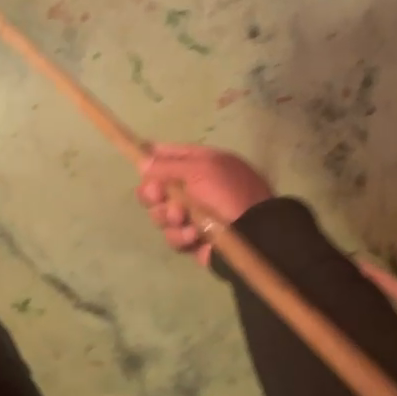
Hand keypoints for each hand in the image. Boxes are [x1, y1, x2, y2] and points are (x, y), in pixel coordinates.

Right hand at [137, 144, 273, 267]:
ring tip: (182, 218)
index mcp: (198, 164)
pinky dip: (180, 235)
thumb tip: (141, 162)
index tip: (140, 167)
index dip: (149, 160)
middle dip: (153, 193)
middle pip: (154, 187)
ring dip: (166, 215)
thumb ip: (167, 165)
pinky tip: (194, 235)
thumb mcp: (199, 169)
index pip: (164, 155)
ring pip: (159, 213)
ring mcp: (191, 215)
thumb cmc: (228, 193)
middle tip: (158, 196)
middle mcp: (192, 187)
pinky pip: (172, 235)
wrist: (256, 235)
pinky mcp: (192, 239)